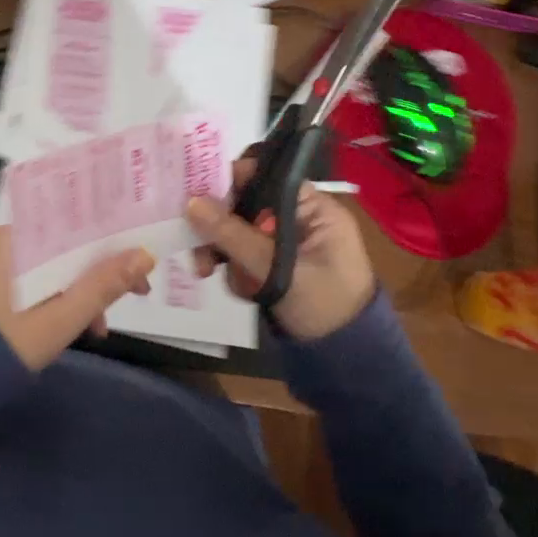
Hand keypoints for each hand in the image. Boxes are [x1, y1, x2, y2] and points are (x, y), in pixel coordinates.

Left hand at [0, 226, 154, 370]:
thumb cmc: (8, 342)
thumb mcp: (62, 317)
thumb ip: (103, 285)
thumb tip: (145, 254)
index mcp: (16, 236)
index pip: (73, 218)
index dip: (111, 232)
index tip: (143, 250)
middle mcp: (9, 239)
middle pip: (70, 241)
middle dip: (103, 266)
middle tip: (138, 290)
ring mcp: (5, 261)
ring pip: (60, 262)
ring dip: (87, 287)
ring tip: (101, 325)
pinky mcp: (4, 282)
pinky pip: (46, 277)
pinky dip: (66, 295)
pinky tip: (81, 324)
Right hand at [185, 158, 375, 339]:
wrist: (346, 359)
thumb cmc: (324, 306)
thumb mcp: (278, 270)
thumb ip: (234, 236)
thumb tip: (191, 202)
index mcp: (314, 209)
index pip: (265, 177)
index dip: (229, 182)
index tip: (195, 199)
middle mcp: (299, 218)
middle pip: (245, 206)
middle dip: (218, 227)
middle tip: (198, 250)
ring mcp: (286, 243)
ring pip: (238, 232)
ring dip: (221, 252)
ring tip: (207, 272)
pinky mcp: (276, 265)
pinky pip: (243, 254)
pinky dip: (234, 270)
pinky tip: (241, 290)